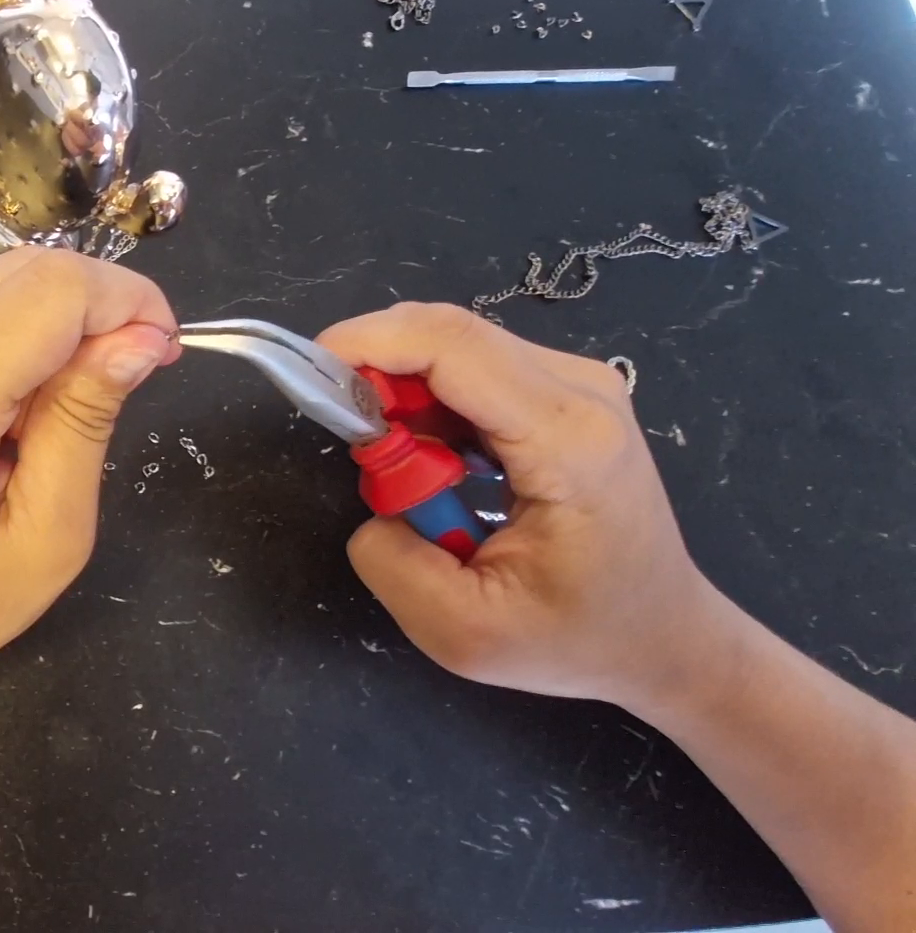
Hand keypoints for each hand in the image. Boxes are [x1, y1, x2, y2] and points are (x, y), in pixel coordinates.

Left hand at [0, 249, 178, 697]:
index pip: (46, 297)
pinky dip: (32, 325)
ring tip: (88, 387)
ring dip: (69, 314)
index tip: (162, 351)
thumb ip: (85, 426)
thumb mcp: (47, 538)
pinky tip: (41, 386)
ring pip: (6, 276)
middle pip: (28, 272)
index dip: (124, 303)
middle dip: (104, 303)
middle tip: (137, 366)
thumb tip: (139, 337)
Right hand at [317, 303, 736, 707]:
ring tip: (392, 462)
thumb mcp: (462, 632)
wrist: (662, 639)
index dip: (367, 344)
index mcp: (567, 442)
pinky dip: (418, 396)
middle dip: (371, 368)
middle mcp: (580, 392)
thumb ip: (389, 562)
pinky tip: (423, 451)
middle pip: (445, 333)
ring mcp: (574, 385)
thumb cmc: (575, 639)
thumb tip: (374, 505)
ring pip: (448, 344)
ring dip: (394, 389)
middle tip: (345, 431)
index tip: (311, 377)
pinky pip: (463, 365)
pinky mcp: (558, 392)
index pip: (450, 347)